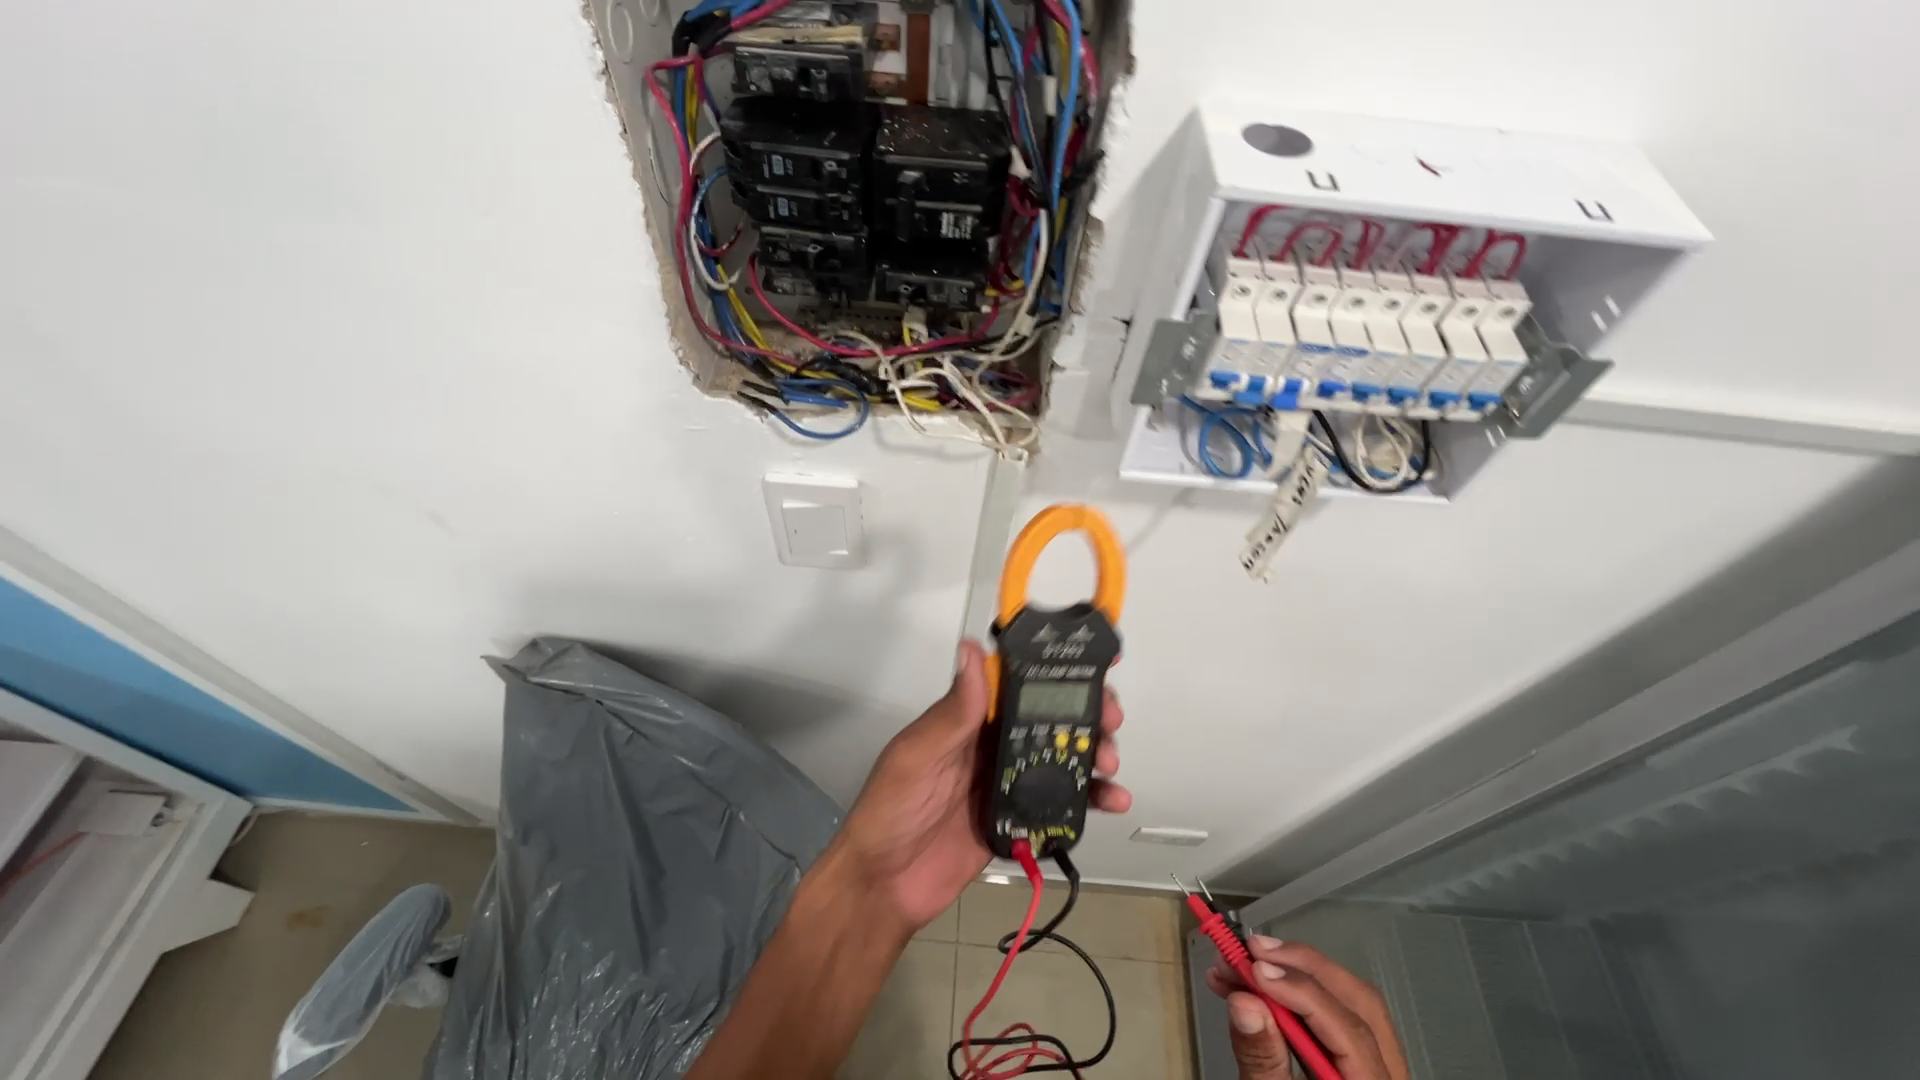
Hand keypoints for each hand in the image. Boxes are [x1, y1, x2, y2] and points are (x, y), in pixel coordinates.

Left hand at [830, 639, 1131, 929]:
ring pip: (1061, 757)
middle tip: (1111, 719)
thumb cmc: (891, 810)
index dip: (1052, 670)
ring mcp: (1006, 783)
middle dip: (1085, 714)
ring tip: (1110, 763)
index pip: (1014, 683)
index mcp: (966, 720)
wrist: (884, 885)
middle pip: (1047, 719)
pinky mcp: (1018, 819)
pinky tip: (1113, 800)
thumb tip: (972, 649)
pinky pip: (1060, 803)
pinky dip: (1090, 799)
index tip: (1091, 664)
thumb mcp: (917, 755)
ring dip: (1092, 754)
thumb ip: (952, 711)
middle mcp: (990, 745)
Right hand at [1205, 936, 1409, 1079]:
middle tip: (1250, 950)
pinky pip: (1342, 1017)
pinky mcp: (1367, 1068)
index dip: (1301, 992)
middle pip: (1361, 1005)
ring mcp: (1387, 1075)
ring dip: (1299, 973)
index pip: (1349, 1032)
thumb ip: (1262, 1062)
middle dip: (1303, 968)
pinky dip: (1301, 993)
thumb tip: (1245, 1001)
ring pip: (1355, 1004)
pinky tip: (1262, 986)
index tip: (1252, 968)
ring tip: (1249, 961)